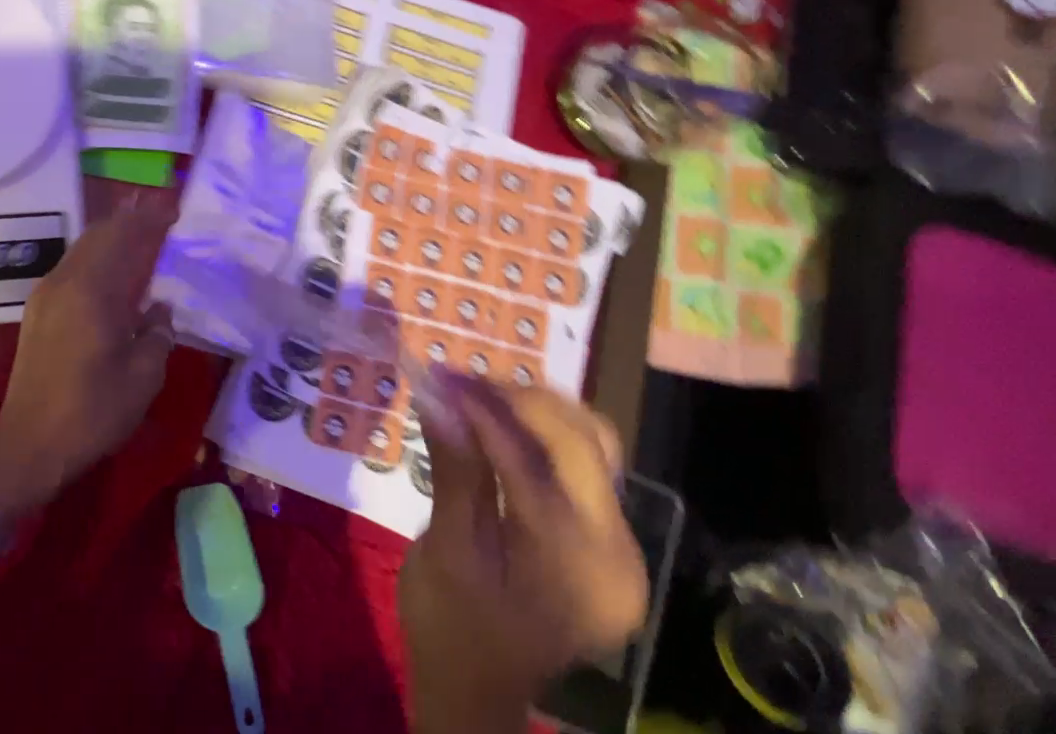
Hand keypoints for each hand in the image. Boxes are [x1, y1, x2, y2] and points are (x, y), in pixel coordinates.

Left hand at [0, 198, 177, 515]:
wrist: (30, 443)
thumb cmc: (92, 411)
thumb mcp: (142, 377)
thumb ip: (157, 334)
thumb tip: (160, 310)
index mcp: (90, 290)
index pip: (120, 236)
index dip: (147, 219)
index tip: (173, 210)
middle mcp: (63, 282)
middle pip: (97, 236)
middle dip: (129, 223)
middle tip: (160, 218)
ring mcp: (45, 296)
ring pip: (82, 251)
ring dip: (111, 241)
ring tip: (142, 239)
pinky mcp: (38, 313)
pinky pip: (73, 271)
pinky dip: (97, 262)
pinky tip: (115, 276)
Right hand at [399, 377, 647, 729]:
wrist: (475, 687)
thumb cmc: (450, 626)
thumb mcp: (445, 551)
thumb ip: (456, 471)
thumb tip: (441, 396)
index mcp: (580, 565)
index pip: (541, 461)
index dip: (490, 409)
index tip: (444, 376)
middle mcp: (621, 551)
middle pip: (585, 443)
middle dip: (519, 401)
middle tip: (460, 381)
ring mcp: (622, 546)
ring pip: (594, 448)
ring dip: (537, 412)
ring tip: (480, 395)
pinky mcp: (608, 540)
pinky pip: (584, 470)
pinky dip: (543, 438)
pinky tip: (502, 426)